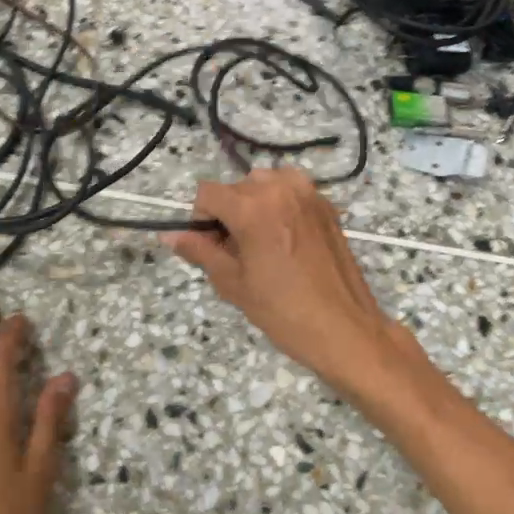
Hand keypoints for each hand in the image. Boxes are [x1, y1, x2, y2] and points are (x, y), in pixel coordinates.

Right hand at [161, 167, 422, 397]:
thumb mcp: (233, 284)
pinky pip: (290, 190)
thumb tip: (168, 235)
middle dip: (228, 214)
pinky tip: (287, 239)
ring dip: (254, 206)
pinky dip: (280, 205)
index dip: (201, 218)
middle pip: (235, 187)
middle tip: (236, 254)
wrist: (345, 329)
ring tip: (262, 245)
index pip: (207, 192)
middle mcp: (280, 189)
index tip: (210, 246)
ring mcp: (307, 193)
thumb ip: (200, 251)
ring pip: (263, 184)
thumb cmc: (284, 312)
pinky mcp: (325, 204)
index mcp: (253, 207)